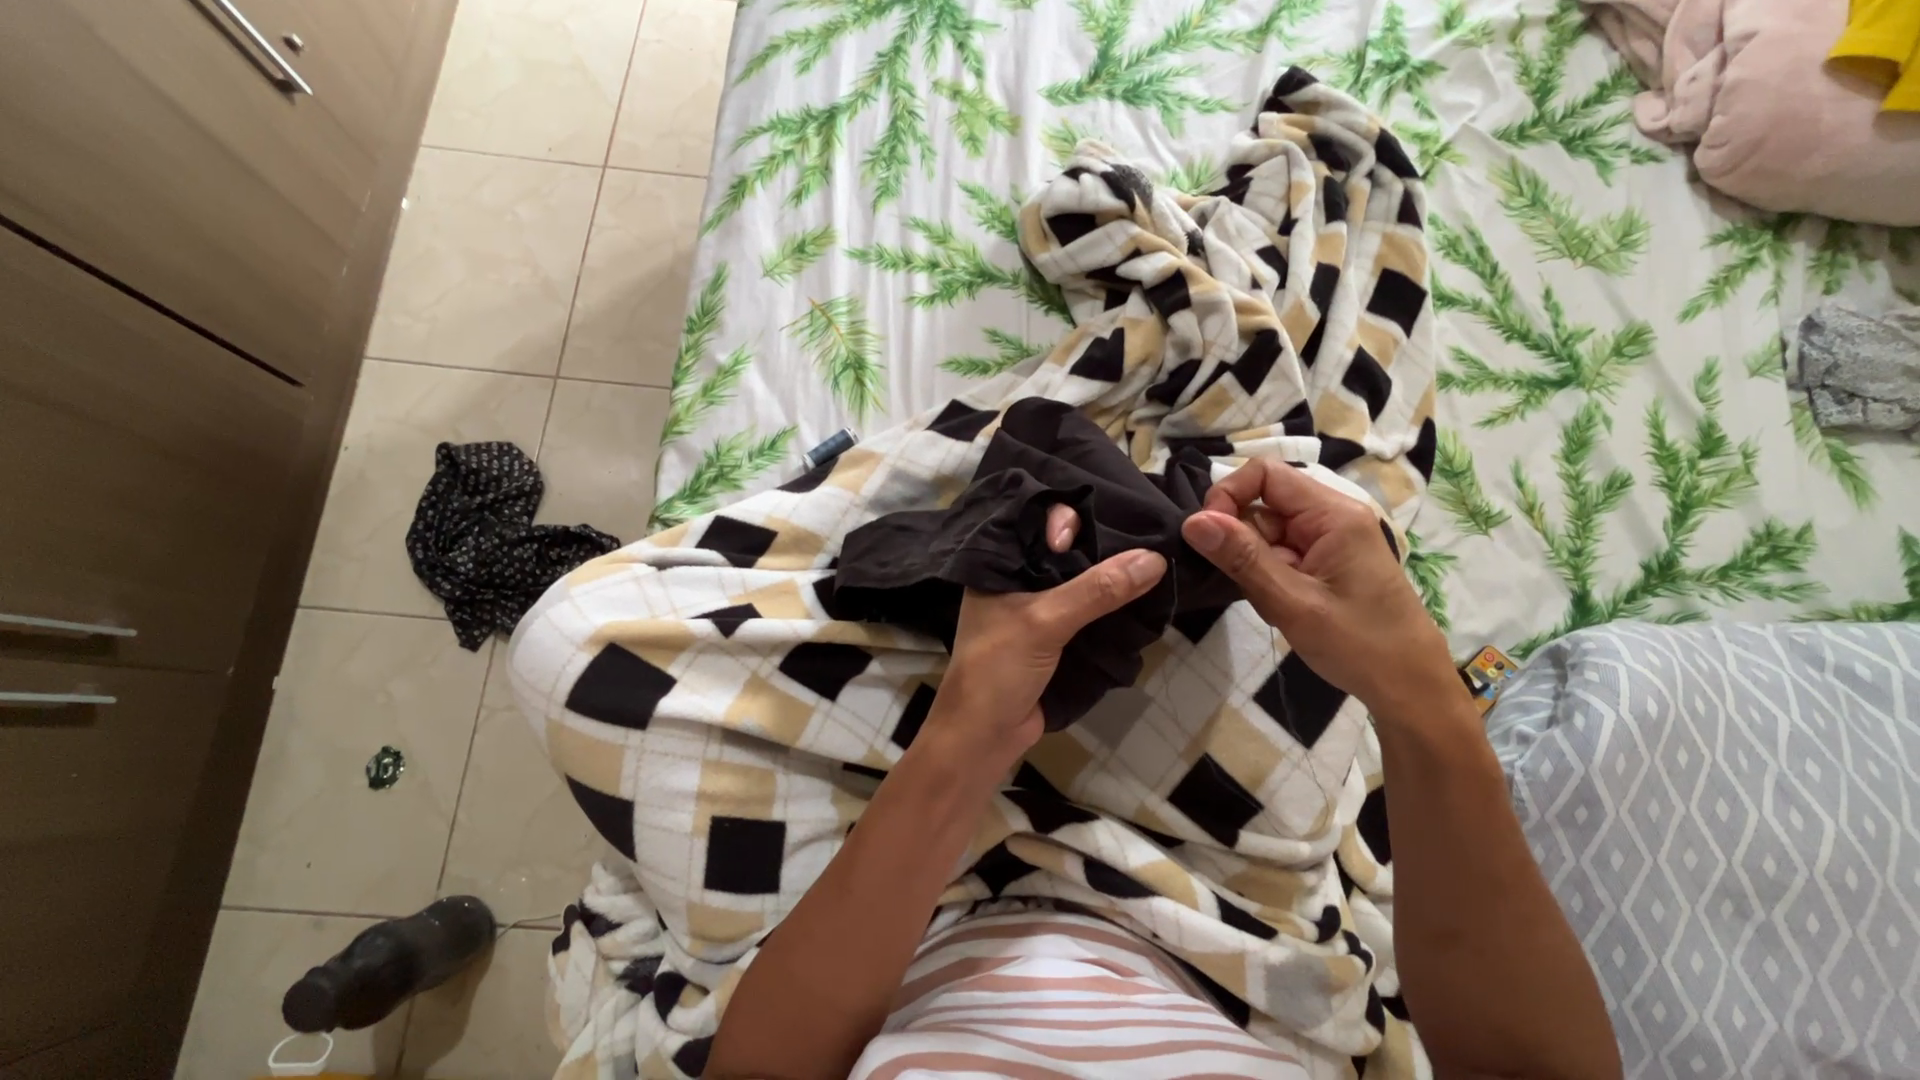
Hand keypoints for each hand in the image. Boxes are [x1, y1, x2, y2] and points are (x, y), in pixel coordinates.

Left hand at [928, 504, 1166, 770]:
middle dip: (1104, 545)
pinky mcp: (1058, 638)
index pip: (1038, 521)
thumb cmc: (997, 670)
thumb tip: (1154, 559)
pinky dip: (1115, 607)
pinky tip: (1147, 596)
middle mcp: (1018, 579)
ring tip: (1158, 560)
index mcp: (1000, 563)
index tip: (1106, 526)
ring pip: (1083, 582)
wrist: (983, 738)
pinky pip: (1091, 612)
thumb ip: (1096, 590)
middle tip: (1149, 533)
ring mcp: (1039, 609)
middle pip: (1068, 550)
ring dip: (1114, 578)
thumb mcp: (1044, 621)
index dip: (1070, 519)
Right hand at [1179, 459, 1460, 721]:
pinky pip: (1281, 554)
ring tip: (1271, 602)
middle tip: (1244, 583)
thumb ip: (1242, 558)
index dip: (1229, 494)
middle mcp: (1332, 517)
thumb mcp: (1292, 603)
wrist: (1411, 688)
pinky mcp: (1327, 563)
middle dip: (1241, 539)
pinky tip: (1280, 606)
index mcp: (1333, 514)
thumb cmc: (1359, 645)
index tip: (1207, 535)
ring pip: (1268, 533)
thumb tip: (1192, 521)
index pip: (1265, 474)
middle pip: (1264, 504)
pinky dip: (1269, 577)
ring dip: (1255, 564)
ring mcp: (1330, 541)